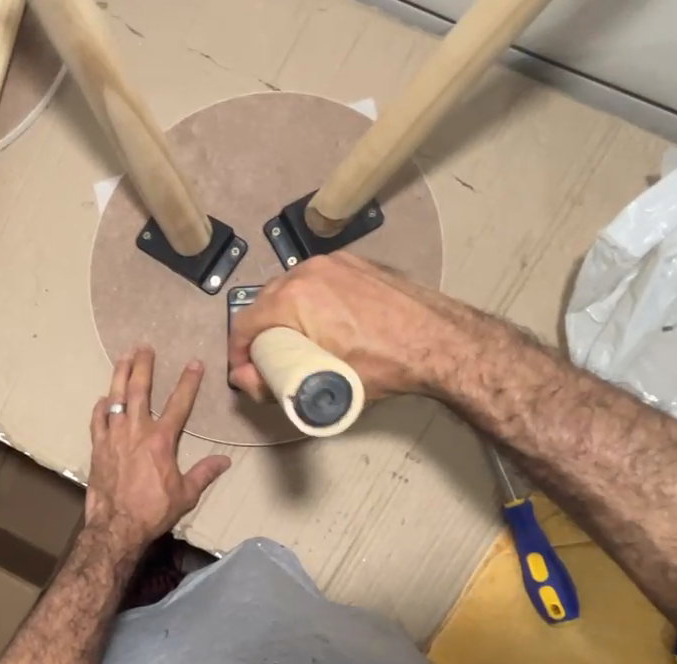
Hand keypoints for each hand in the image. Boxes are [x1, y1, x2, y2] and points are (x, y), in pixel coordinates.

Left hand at [83, 346, 231, 558]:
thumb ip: (204, 474)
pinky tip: (102, 399)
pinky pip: (97, 422)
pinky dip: (100, 408)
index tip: (194, 363)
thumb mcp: (186, 494)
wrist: (117, 526)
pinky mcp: (97, 449)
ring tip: (123, 358)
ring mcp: (113, 438)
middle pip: (139, 390)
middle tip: (144, 347)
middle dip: (143, 366)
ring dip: (119, 376)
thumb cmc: (153, 511)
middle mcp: (136, 432)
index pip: (178, 403)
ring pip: (115, 399)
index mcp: (162, 440)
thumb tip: (224, 462)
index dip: (188, 382)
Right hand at [226, 252, 517, 403]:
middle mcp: (308, 272)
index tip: (245, 372)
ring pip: (289, 290)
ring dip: (285, 316)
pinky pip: (315, 283)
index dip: (238, 352)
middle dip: (261, 334)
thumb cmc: (381, 366)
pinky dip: (309, 303)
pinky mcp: (354, 264)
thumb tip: (243, 378)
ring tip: (297, 343)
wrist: (438, 342)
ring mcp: (333, 263)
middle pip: (264, 303)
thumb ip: (270, 385)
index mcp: (293, 298)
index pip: (245, 323)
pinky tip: (324, 325)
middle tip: (270, 362)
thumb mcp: (318, 386)